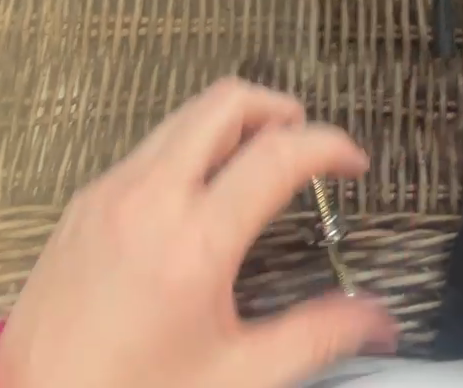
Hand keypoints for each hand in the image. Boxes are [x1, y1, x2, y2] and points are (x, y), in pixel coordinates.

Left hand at [0, 78, 397, 387]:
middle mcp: (150, 197)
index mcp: (194, 243)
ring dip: (234, 122)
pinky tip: (203, 189)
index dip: (327, 146)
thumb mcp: (234, 377)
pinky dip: (192, 145)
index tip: (350, 160)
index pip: (277, 156)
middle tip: (304, 139)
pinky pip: (153, 143)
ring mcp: (113, 188)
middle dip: (278, 107)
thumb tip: (373, 319)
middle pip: (227, 102)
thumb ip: (315, 337)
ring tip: (261, 159)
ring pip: (187, 114)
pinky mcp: (89, 195)